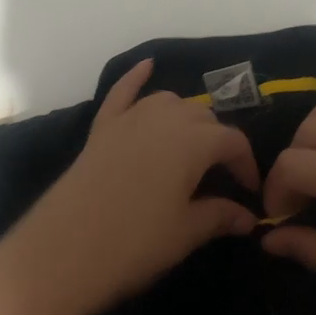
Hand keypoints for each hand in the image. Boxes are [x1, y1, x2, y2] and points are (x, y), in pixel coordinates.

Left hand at [0, 58, 260, 314]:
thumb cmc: (134, 243)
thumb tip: (247, 216)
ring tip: (193, 148)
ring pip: (168, 102)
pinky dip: (136, 77)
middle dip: (218, 143)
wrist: (64, 249)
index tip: (251, 194)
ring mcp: (129, 117)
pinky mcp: (102, 127)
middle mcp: (164, 117)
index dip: (247, 166)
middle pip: (203, 117)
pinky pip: (123, 92)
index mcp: (193, 140)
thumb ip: (220, 216)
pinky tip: (146, 65)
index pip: (233, 141)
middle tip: (221, 180)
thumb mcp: (185, 233)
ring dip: (186, 118)